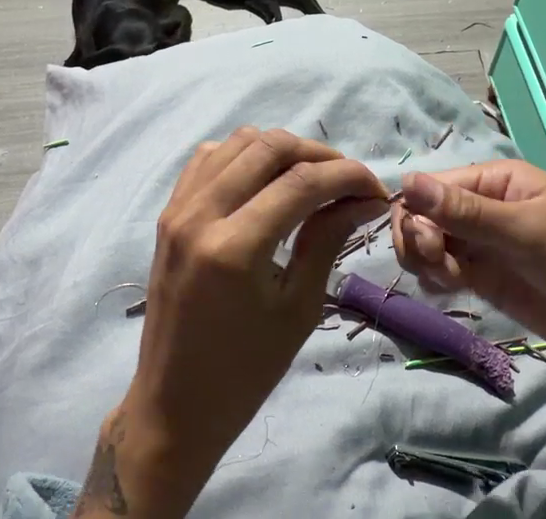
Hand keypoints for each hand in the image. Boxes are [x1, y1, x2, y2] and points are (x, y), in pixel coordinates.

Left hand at [76, 128, 386, 517]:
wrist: (175, 404)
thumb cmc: (245, 370)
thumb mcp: (298, 309)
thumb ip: (327, 240)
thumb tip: (363, 198)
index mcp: (234, 248)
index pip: (301, 182)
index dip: (347, 176)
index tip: (376, 190)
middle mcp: (200, 214)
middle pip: (269, 147)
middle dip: (319, 155)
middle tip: (349, 183)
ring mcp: (178, 209)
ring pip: (238, 142)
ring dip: (282, 150)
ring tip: (313, 179)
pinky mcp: (169, 213)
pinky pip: (209, 159)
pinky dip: (244, 156)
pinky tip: (267, 182)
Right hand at [393, 160, 545, 467]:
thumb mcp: (528, 232)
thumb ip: (466, 212)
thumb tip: (407, 182)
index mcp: (498, 181)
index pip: (436, 186)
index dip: (419, 211)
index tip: (428, 245)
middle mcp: (485, 208)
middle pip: (425, 213)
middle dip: (419, 238)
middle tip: (437, 267)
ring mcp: (484, 245)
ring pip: (428, 243)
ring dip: (425, 260)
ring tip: (448, 282)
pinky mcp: (485, 279)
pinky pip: (442, 270)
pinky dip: (436, 279)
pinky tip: (450, 290)